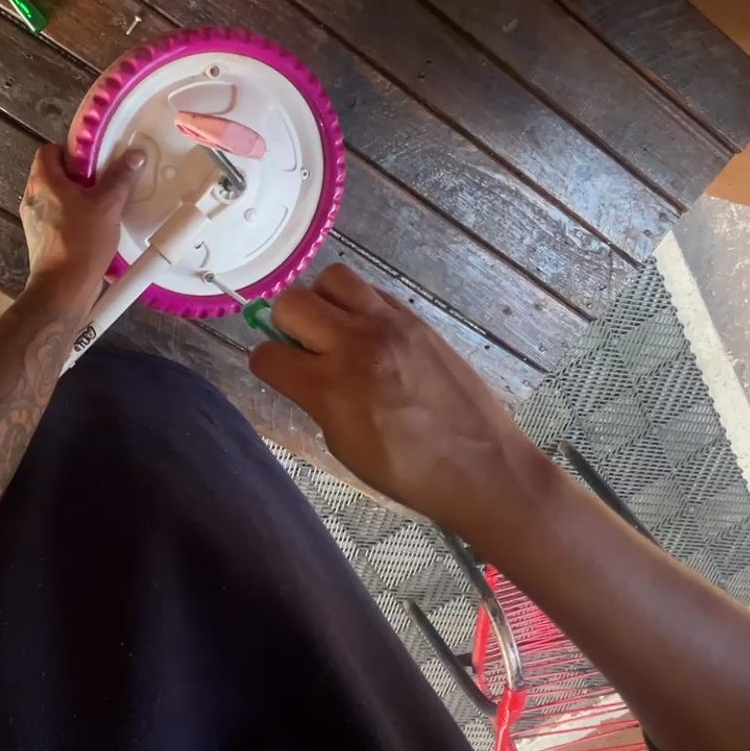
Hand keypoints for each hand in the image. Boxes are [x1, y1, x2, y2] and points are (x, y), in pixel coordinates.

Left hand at [19, 143, 144, 316]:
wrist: (63, 289)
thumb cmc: (81, 243)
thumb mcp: (108, 205)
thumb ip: (121, 177)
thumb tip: (134, 155)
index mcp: (43, 181)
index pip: (49, 150)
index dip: (72, 150)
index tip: (95, 158)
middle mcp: (33, 198)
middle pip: (54, 173)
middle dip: (80, 175)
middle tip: (104, 180)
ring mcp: (35, 221)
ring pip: (57, 197)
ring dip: (79, 198)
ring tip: (104, 204)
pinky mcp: (42, 240)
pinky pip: (58, 218)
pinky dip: (75, 217)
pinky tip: (96, 227)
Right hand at [248, 264, 550, 534]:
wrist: (483, 466)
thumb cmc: (405, 471)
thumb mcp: (341, 443)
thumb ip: (312, 396)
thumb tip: (296, 365)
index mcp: (331, 388)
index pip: (267, 354)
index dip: (266, 365)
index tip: (279, 373)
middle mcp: (355, 345)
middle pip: (291, 303)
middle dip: (284, 324)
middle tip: (304, 347)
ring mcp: (388, 325)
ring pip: (330, 278)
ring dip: (321, 301)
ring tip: (334, 328)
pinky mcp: (415, 318)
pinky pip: (369, 289)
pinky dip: (356, 304)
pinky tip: (367, 331)